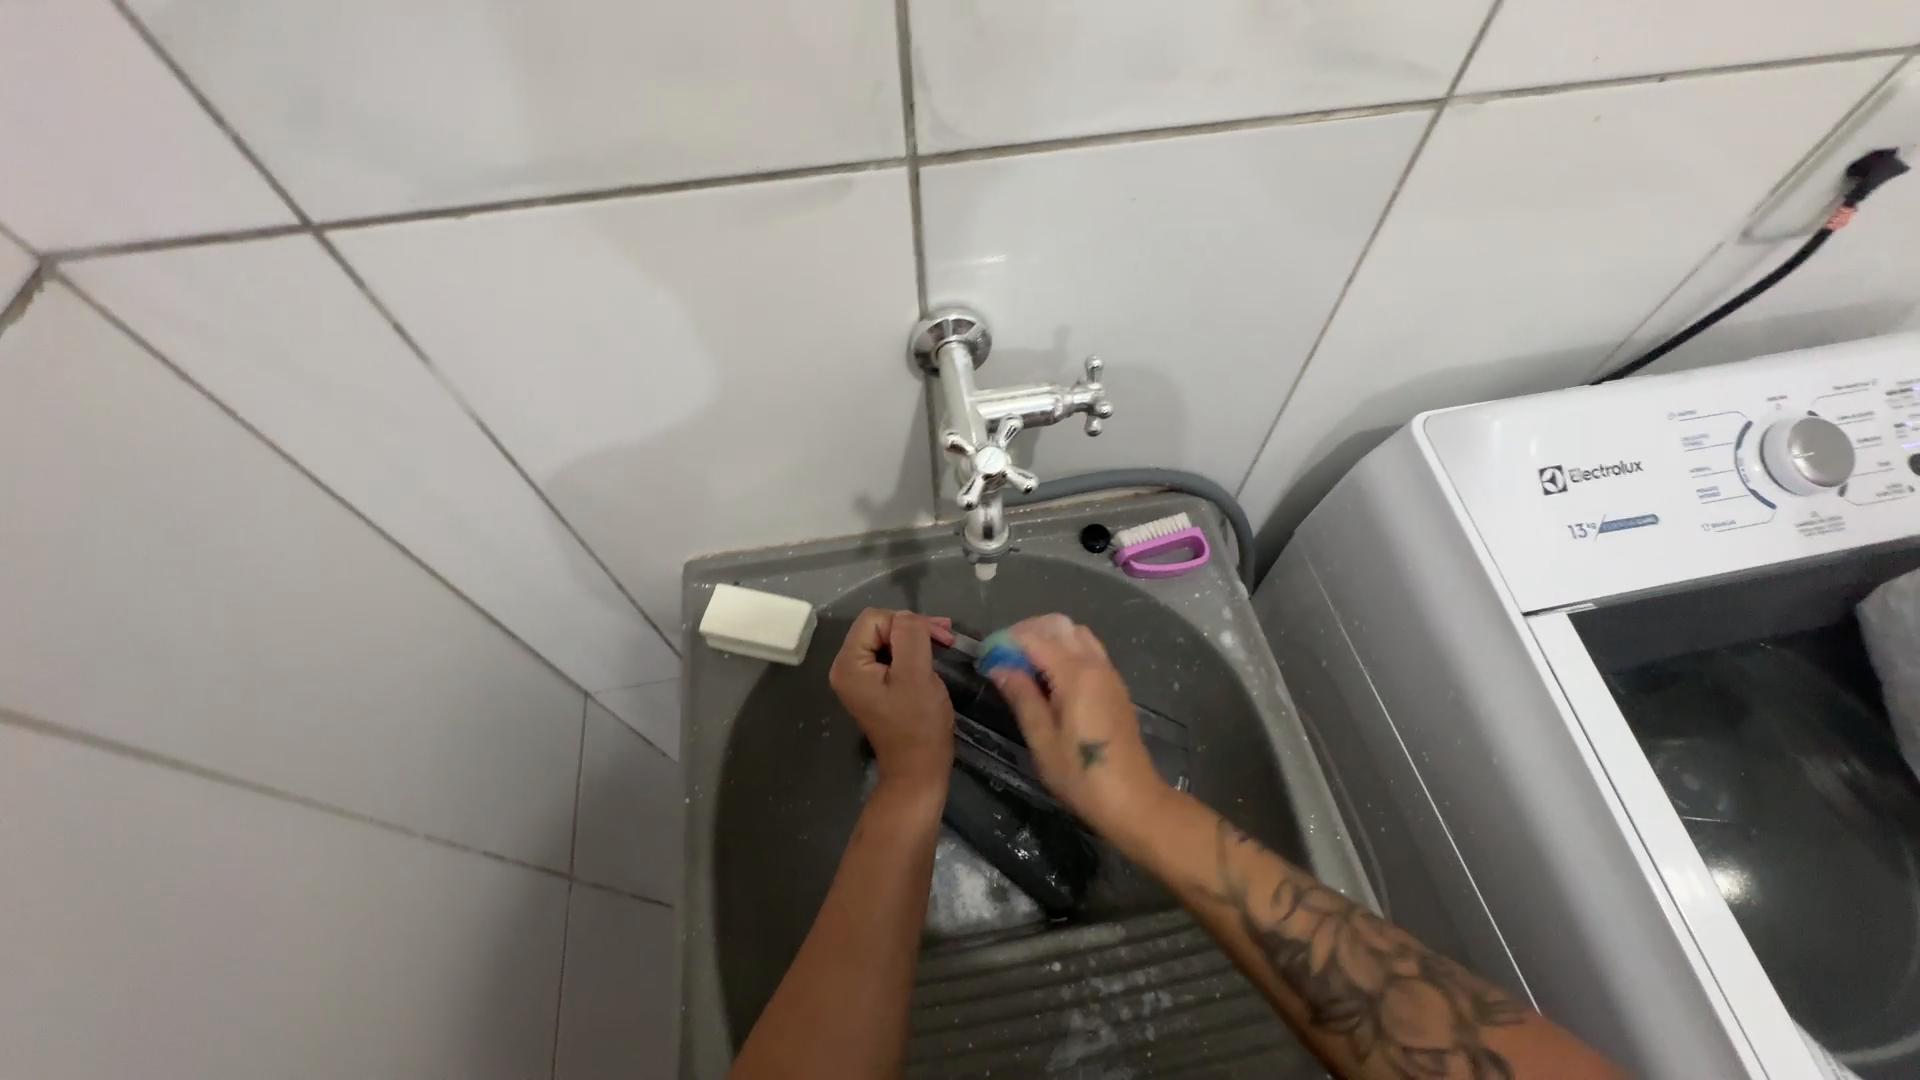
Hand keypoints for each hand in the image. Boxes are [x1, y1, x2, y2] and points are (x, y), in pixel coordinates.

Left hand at [828, 609, 956, 788]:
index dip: (907, 622)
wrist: (918, 769)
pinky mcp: (874, 687)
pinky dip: (912, 652)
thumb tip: (909, 617)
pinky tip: (932, 655)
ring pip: (887, 640)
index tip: (938, 636)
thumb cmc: (918, 724)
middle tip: (946, 636)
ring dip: (916, 638)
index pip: (875, 618)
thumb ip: (911, 636)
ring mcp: (859, 679)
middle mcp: (846, 668)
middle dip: (913, 628)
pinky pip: (890, 656)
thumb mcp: (917, 674)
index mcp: (849, 664)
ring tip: (944, 641)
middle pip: (879, 627)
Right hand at [990, 614, 1170, 833]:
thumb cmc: (1081, 775)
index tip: (986, 658)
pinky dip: (1066, 650)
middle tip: (1003, 657)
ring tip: (1025, 665)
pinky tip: (1050, 677)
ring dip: (1048, 638)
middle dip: (1027, 633)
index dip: (1006, 642)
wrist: (1132, 800)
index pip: (1034, 639)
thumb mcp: (1042, 739)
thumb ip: (1022, 696)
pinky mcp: (1115, 685)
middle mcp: (1095, 664)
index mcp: (1076, 674)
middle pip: (1058, 626)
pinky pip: (1089, 650)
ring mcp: (1109, 673)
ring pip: (1076, 634)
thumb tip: (999, 667)